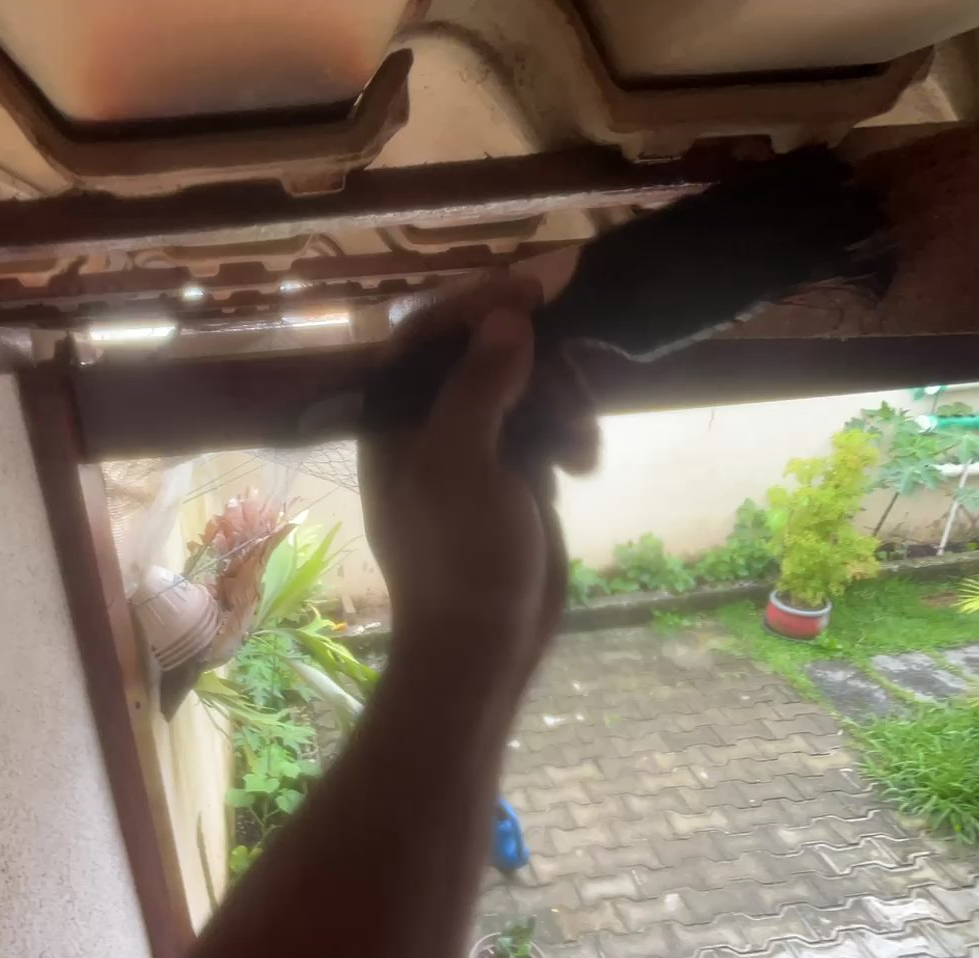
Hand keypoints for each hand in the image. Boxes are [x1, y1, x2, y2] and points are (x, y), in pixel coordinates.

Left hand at [358, 276, 599, 675]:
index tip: (533, 294)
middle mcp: (430, 426)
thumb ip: (476, 387)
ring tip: (580, 448)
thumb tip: (508, 316)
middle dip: (536, 365)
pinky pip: (545, 423)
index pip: (425, 335)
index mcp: (395, 420)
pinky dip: (569, 432)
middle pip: (485, 353)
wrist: (485, 642)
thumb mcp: (457, 467)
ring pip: (524, 386)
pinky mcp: (514, 472)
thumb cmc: (458, 559)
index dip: (474, 305)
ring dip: (562, 401)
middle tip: (571, 394)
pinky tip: (583, 462)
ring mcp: (476, 448)